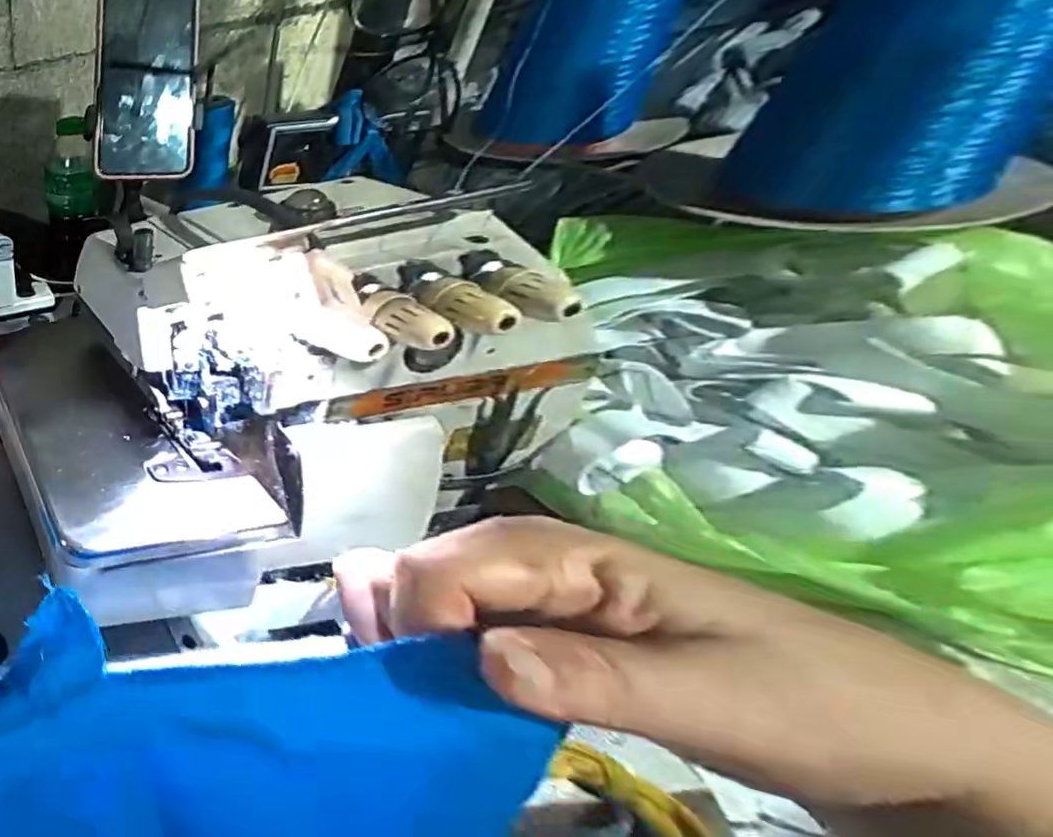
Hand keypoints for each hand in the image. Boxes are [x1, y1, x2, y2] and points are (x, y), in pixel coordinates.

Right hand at [334, 517, 1052, 832]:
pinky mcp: (523, 619)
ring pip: (413, 586)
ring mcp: (517, 586)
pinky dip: (420, 646)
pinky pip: (441, 618)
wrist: (880, 720)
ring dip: (397, 634)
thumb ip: (596, 675)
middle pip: (410, 569)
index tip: (442, 693)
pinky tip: (442, 686)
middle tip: (419, 698)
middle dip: (391, 626)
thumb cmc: (807, 697)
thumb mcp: (717, 697)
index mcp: (556, 552)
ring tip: (422, 694)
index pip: (440, 569)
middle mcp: (518, 555)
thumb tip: (482, 659)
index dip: (419, 625)